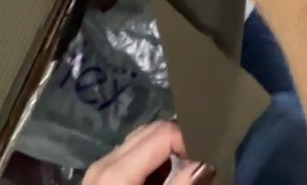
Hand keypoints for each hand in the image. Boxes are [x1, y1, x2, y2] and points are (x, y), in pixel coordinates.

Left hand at [84, 122, 211, 184]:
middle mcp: (105, 161)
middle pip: (152, 131)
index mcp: (116, 170)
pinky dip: (151, 160)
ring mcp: (99, 168)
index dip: (189, 140)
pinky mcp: (100, 176)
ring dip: (166, 149)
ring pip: (142, 139)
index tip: (207, 158)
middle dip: (179, 141)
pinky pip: (131, 154)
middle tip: (201, 160)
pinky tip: (162, 176)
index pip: (163, 132)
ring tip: (185, 166)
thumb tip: (207, 161)